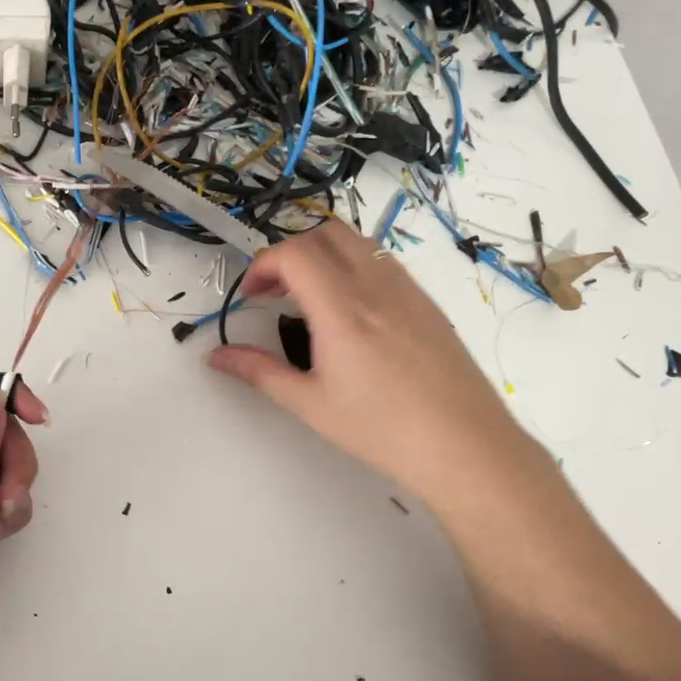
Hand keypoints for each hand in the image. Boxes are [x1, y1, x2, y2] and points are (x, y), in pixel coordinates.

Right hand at [206, 220, 543, 503]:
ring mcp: (408, 291)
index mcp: (343, 310)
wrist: (464, 446)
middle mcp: (377, 288)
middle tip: (272, 291)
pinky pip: (383, 263)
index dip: (262, 265)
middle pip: (326, 234)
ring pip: (358, 243)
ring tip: (306, 298)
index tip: (249, 296)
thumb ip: (258, 371)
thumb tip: (216, 357)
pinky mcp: (427, 304)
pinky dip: (351, 268)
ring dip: (322, 256)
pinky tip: (346, 312)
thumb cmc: (380, 429)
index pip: (295, 254)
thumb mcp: (309, 403)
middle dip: (289, 252)